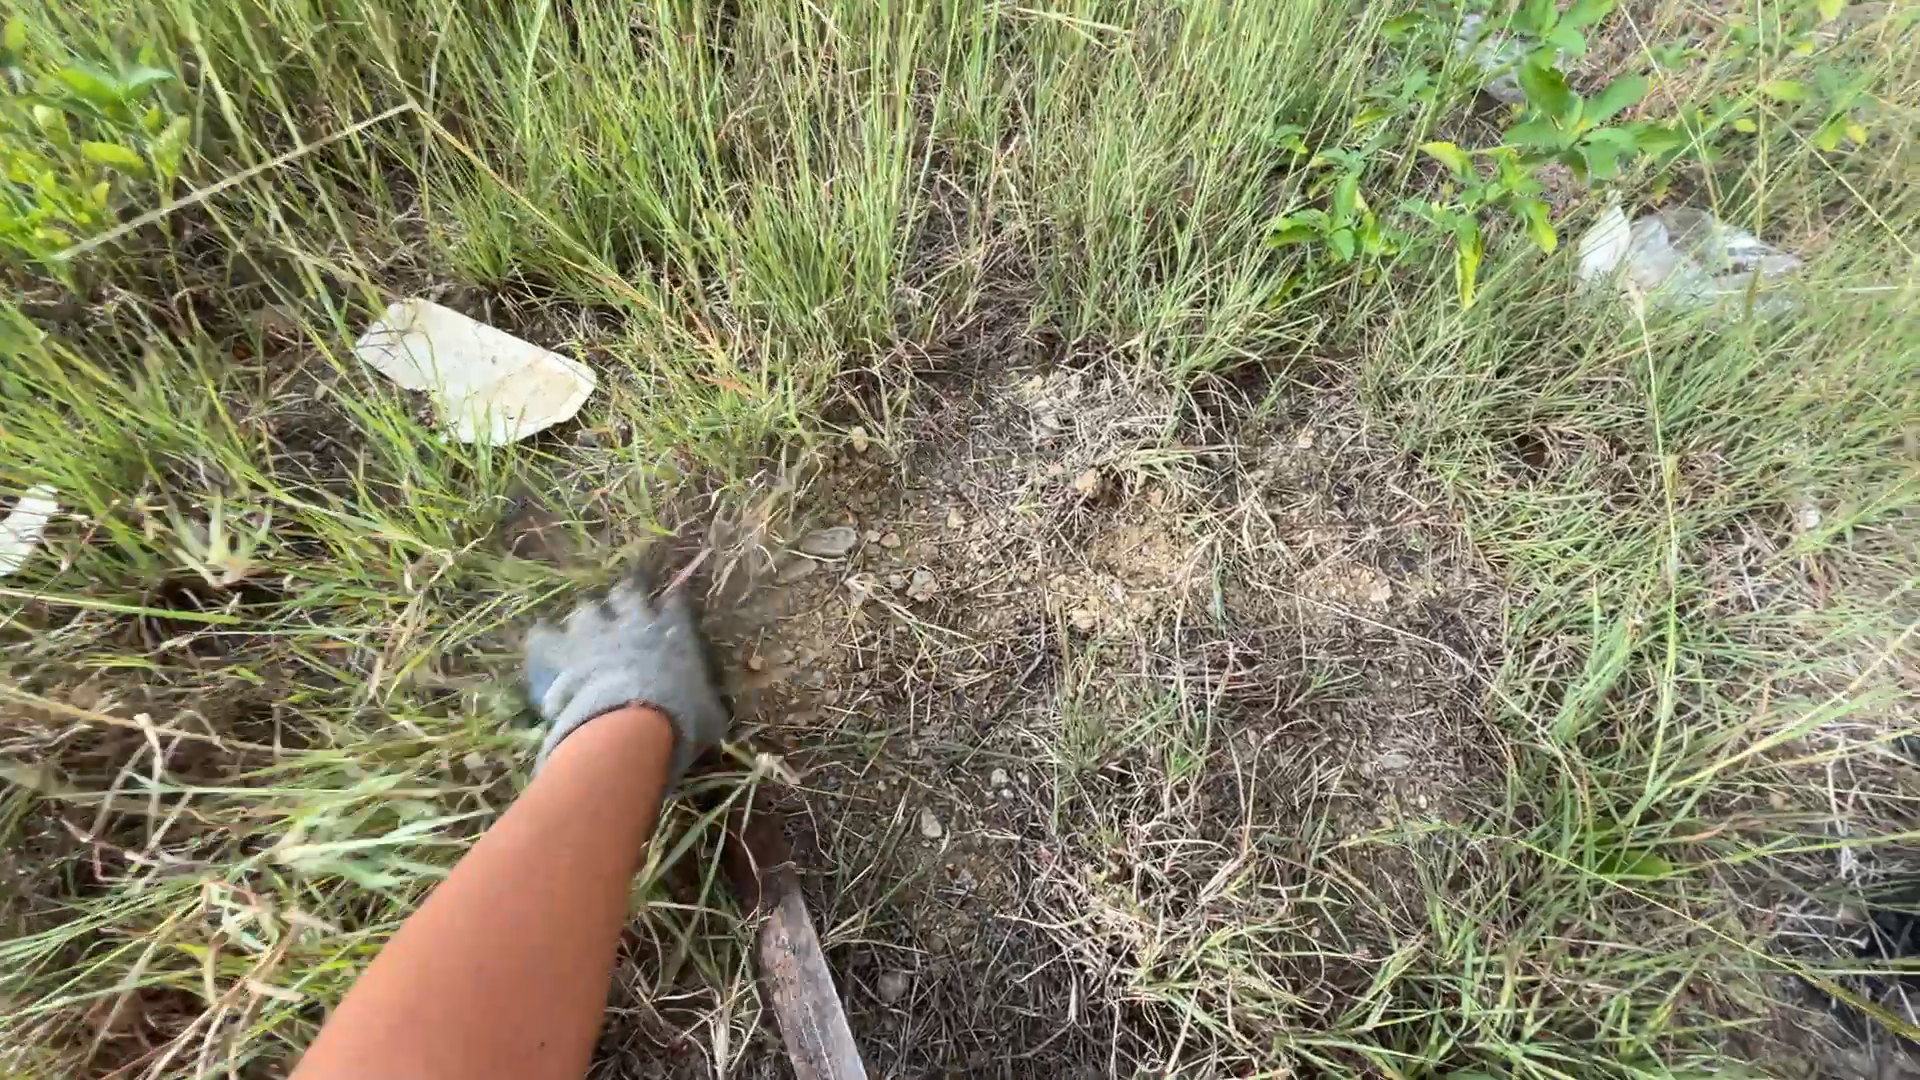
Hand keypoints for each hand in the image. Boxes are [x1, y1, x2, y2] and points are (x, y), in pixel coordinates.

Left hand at [524, 579, 728, 780]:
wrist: (635, 723)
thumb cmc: (682, 718)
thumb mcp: (708, 714)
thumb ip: (707, 703)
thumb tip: (713, 714)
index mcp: (676, 631)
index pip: (676, 603)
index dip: (672, 601)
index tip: (671, 602)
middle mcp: (638, 622)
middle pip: (627, 594)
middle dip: (624, 599)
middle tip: (621, 610)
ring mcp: (599, 634)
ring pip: (588, 610)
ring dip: (588, 619)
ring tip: (585, 629)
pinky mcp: (567, 653)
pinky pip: (547, 636)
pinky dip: (544, 638)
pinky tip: (541, 639)